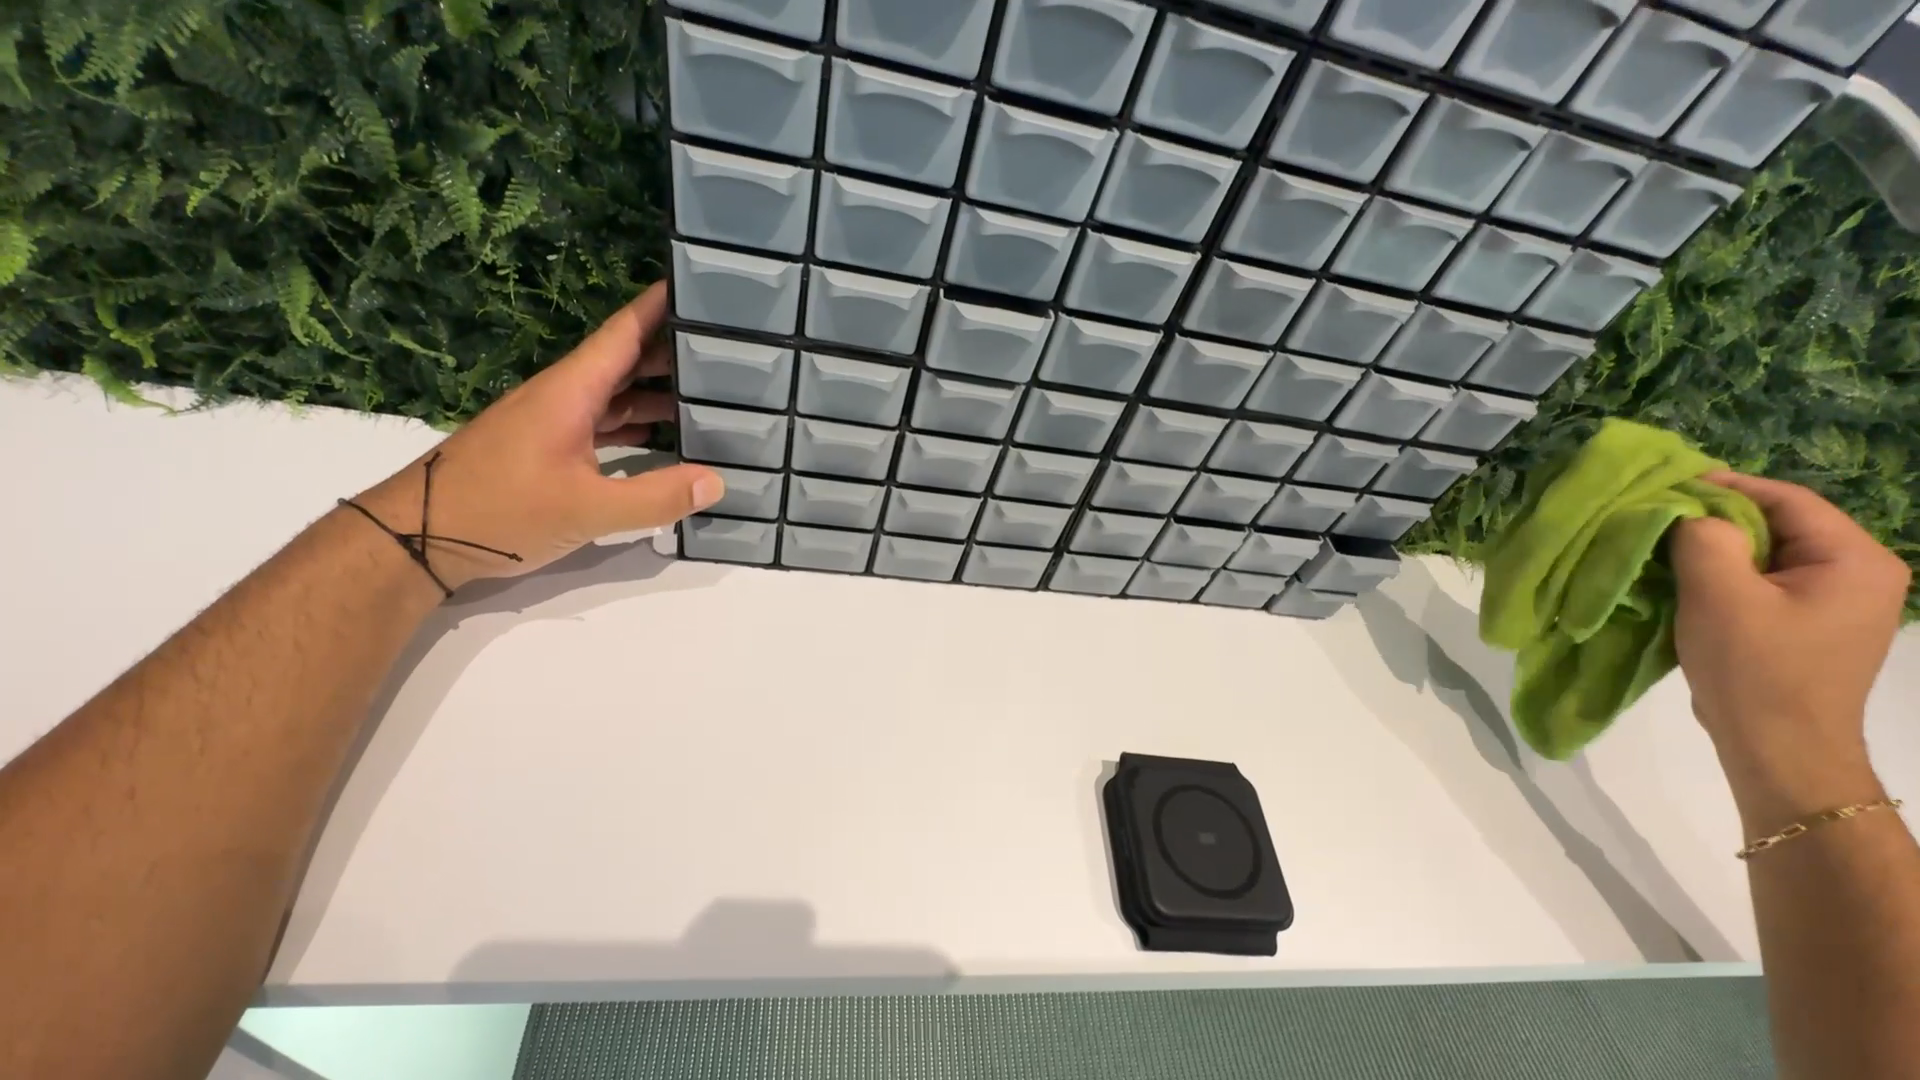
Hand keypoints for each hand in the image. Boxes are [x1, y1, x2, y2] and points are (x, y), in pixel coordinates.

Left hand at [348, 282, 722, 590]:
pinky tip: (667, 439)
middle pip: (626, 360)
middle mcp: (564, 396)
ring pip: (616, 394)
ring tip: (714, 393)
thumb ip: (656, 497)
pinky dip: (638, 424)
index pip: (624, 332)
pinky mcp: (548, 449)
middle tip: (731, 347)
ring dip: (659, 391)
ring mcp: (553, 422)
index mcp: (571, 391)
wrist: (420, 536)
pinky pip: (604, 423)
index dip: (661, 305)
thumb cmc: (502, 511)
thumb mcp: (588, 510)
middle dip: (675, 350)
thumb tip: (717, 482)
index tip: (701, 286)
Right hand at [1671, 473, 1908, 815]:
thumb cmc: (1754, 668)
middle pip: (1779, 525)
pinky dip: (1724, 577)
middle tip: (1657, 518)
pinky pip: (1764, 583)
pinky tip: (1687, 585)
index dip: (1726, 486)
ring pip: (1766, 555)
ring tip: (1663, 550)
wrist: (1779, 748)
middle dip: (1717, 519)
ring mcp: (1838, 603)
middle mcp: (1860, 575)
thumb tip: (1688, 514)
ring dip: (1715, 550)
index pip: (1788, 500)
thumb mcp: (1719, 595)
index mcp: (1855, 560)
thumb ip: (1704, 538)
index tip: (1668, 485)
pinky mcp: (1810, 626)